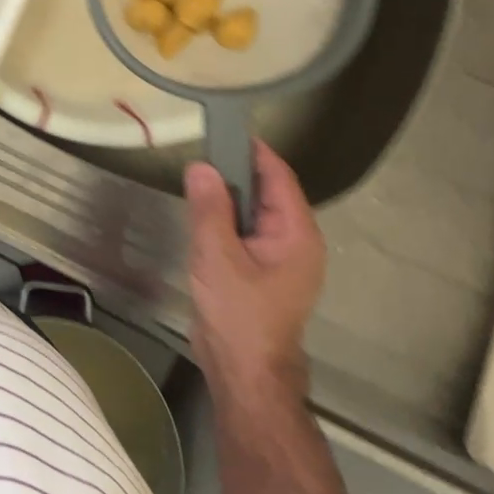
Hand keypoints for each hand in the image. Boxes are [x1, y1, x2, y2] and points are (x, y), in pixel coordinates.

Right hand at [187, 140, 324, 401]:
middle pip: (268, 192)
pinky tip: (200, 212)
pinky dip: (225, 216)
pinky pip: (245, 231)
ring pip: (254, 212)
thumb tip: (203, 166)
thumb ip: (210, 209)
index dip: (254, 151)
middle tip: (200, 147)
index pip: (279, 178)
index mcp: (297, 234)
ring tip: (196, 174)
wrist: (245, 367)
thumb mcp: (217, 256)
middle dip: (237, 169)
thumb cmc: (239, 311)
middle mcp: (295, 241)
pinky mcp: (260, 271)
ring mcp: (279, 258)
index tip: (225, 127)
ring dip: (228, 194)